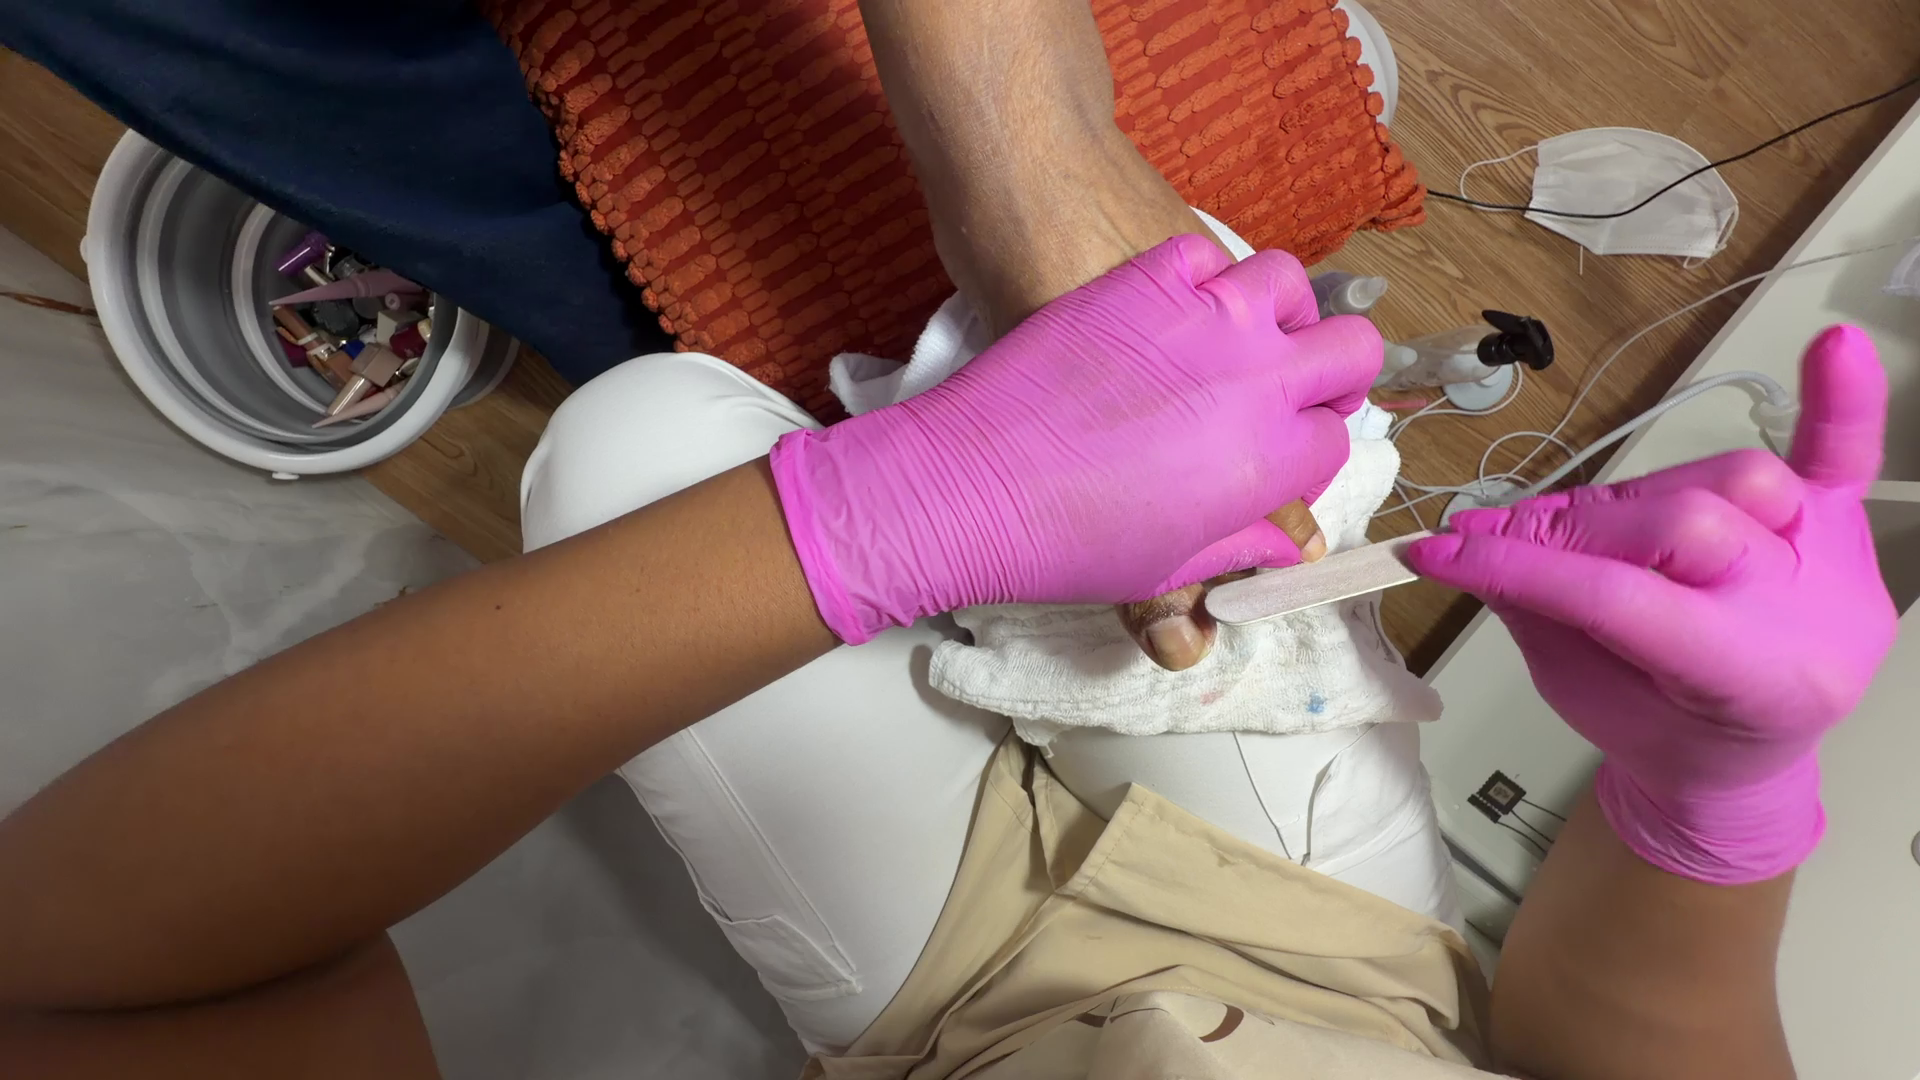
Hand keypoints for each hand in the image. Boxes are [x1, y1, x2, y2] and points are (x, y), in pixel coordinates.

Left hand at [771, 234, 1379, 643]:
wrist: (970, 483)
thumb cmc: (1059, 542)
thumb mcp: (1159, 569)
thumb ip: (1236, 548)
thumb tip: (1285, 546)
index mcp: (1267, 460)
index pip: (1334, 443)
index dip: (1308, 453)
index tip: (1276, 460)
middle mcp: (1254, 378)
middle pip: (1353, 349)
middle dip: (1334, 375)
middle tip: (1289, 394)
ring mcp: (1202, 316)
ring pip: (1287, 284)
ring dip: (1279, 313)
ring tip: (1240, 339)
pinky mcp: (1143, 279)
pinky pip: (1203, 255)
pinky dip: (1202, 277)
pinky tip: (1174, 310)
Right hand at [1408, 326, 1896, 882]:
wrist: (1731, 752)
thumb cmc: (1649, 727)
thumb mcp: (1570, 682)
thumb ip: (1530, 604)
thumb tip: (1463, 541)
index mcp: (1745, 676)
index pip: (1612, 595)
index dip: (1510, 566)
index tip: (1434, 553)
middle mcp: (1808, 611)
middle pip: (1679, 524)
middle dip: (1567, 531)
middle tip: (1497, 542)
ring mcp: (1831, 564)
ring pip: (1730, 482)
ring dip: (1636, 496)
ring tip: (1584, 524)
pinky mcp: (1837, 532)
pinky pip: (1843, 458)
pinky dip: (1835, 401)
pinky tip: (1828, 347)